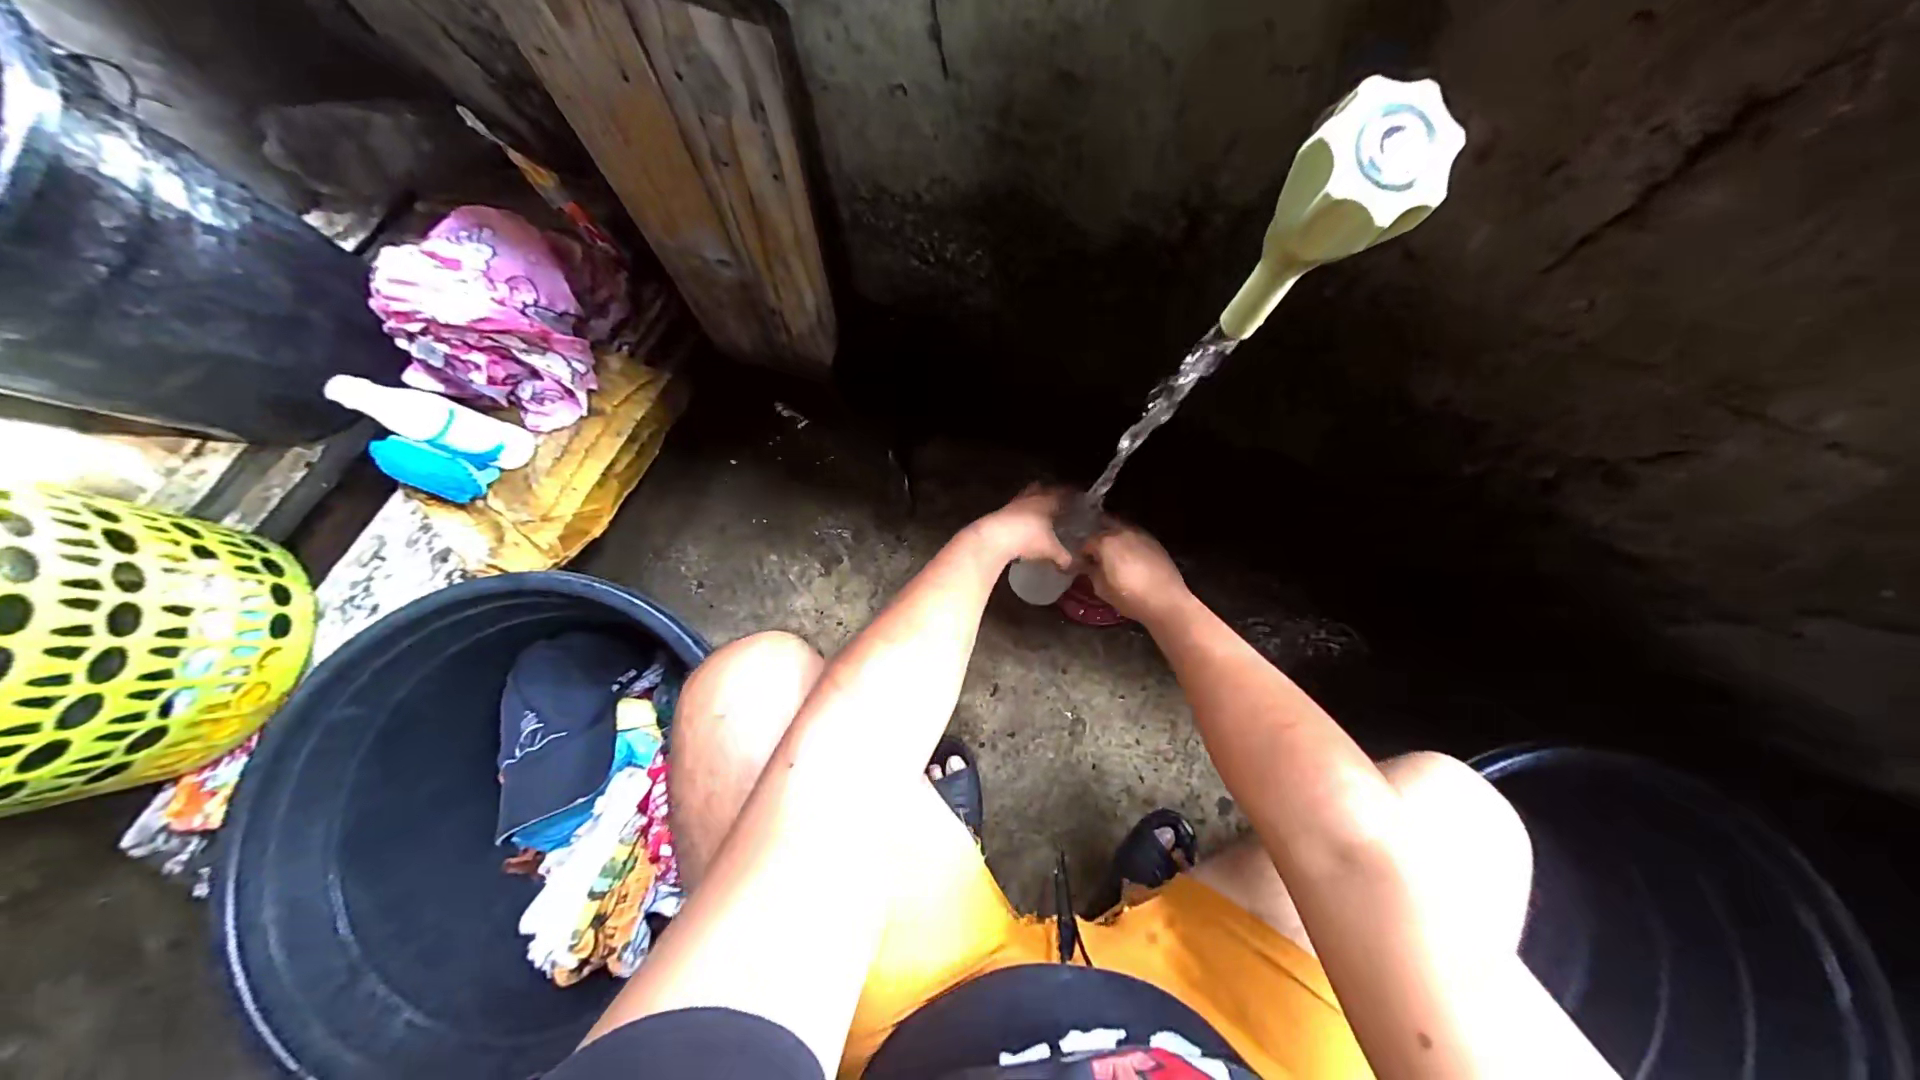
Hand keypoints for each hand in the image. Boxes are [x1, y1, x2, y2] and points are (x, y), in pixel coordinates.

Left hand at [969, 485, 1073, 569]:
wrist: (994, 538)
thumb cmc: (1028, 538)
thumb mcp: (1050, 549)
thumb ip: (1062, 556)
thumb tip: (1069, 565)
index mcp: (1046, 501)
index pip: (1060, 492)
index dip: (1067, 492)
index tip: (1073, 493)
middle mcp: (1029, 498)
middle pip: (1039, 489)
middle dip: (1046, 492)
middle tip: (1053, 499)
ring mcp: (1012, 504)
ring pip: (1024, 498)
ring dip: (1030, 502)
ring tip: (1036, 512)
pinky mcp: (999, 513)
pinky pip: (1012, 510)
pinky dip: (1018, 514)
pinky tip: (1020, 525)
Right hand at [1082, 521, 1189, 622]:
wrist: (1166, 600)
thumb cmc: (1129, 597)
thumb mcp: (1102, 589)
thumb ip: (1091, 572)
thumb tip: (1087, 565)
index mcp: (1105, 543)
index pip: (1086, 543)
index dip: (1083, 555)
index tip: (1084, 565)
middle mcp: (1121, 532)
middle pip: (1103, 530)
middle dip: (1098, 541)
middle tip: (1098, 556)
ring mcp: (1140, 534)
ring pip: (1121, 529)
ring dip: (1114, 538)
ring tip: (1114, 554)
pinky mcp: (1154, 541)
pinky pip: (1135, 536)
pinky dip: (1129, 542)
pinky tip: (1131, 556)